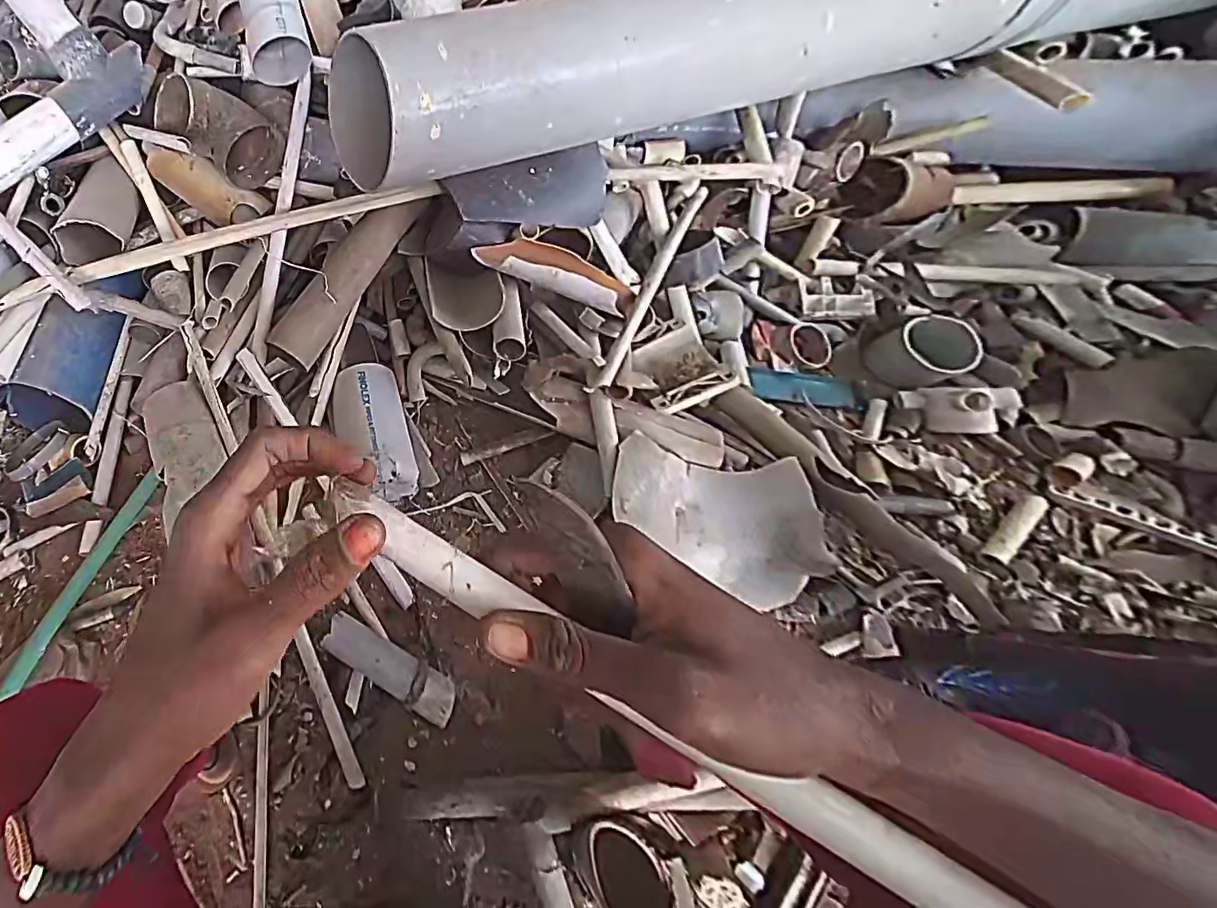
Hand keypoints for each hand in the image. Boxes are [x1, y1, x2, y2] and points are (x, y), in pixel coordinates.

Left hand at [25, 428, 384, 865]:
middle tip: (366, 485)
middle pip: (270, 461)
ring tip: (356, 504)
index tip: (358, 468)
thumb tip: (368, 529)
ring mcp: (217, 542)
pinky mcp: (227, 566)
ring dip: (314, 488)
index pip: (265, 447)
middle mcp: (211, 519)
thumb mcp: (260, 628)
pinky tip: (328, 537)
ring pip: (270, 491)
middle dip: (321, 461)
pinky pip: (269, 524)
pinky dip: (303, 520)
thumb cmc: (184, 685)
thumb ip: (316, 575)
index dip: (317, 444)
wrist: (142, 732)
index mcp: (209, 517)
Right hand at [480, 514, 900, 785]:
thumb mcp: (669, 691)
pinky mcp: (626, 629)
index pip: (521, 549)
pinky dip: (592, 689)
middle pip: (531, 598)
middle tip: (590, 699)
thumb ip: (576, 660)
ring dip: (575, 682)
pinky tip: (636, 715)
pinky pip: (578, 653)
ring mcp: (619, 600)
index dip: (478, 574)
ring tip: (635, 715)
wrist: (847, 738)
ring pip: (552, 633)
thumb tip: (497, 630)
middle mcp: (614, 567)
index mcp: (621, 556)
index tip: (440, 590)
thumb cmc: (777, 701)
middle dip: (546, 655)